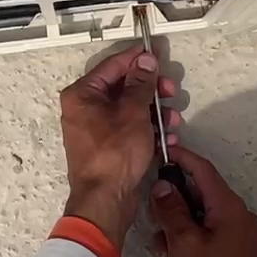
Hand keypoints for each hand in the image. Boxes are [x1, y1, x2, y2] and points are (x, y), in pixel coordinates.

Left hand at [59, 45, 179, 249]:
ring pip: (130, 109)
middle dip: (151, 90)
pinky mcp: (108, 146)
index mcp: (82, 95)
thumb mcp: (133, 113)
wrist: (105, 201)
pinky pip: (129, 129)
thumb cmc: (113, 156)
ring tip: (173, 120)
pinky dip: (148, 130)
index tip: (156, 55)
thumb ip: (140, 84)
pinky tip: (167, 138)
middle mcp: (84, 109)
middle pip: (123, 87)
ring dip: (154, 112)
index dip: (137, 59)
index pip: (112, 66)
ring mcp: (95, 129)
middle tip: (170, 90)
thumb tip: (145, 61)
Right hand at [150, 145, 256, 256]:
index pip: (203, 170)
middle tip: (152, 218)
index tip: (160, 152)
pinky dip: (192, 251)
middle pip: (202, 197)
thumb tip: (162, 186)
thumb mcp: (185, 245)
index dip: (181, 158)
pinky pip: (211, 244)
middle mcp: (240, 217)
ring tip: (162, 253)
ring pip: (204, 223)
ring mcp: (242, 240)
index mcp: (229, 207)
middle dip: (174, 204)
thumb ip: (172, 211)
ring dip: (180, 232)